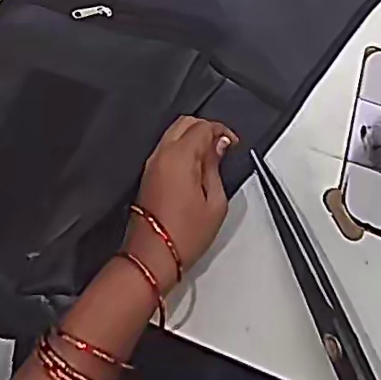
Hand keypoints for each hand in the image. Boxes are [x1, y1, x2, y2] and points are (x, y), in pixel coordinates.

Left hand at [131, 117, 237, 276]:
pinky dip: (182, 149)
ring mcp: (151, 164)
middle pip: (185, 123)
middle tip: (223, 145)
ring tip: (212, 157)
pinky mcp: (148, 175)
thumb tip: (218, 147)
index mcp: (180, 156)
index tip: (232, 142)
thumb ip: (216, 166)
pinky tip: (196, 167)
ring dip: (193, 138)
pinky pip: (166, 149)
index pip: (203, 126)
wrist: (152, 257)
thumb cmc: (182, 235)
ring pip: (173, 133)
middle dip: (206, 128)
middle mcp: (161, 155)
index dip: (222, 130)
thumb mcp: (215, 201)